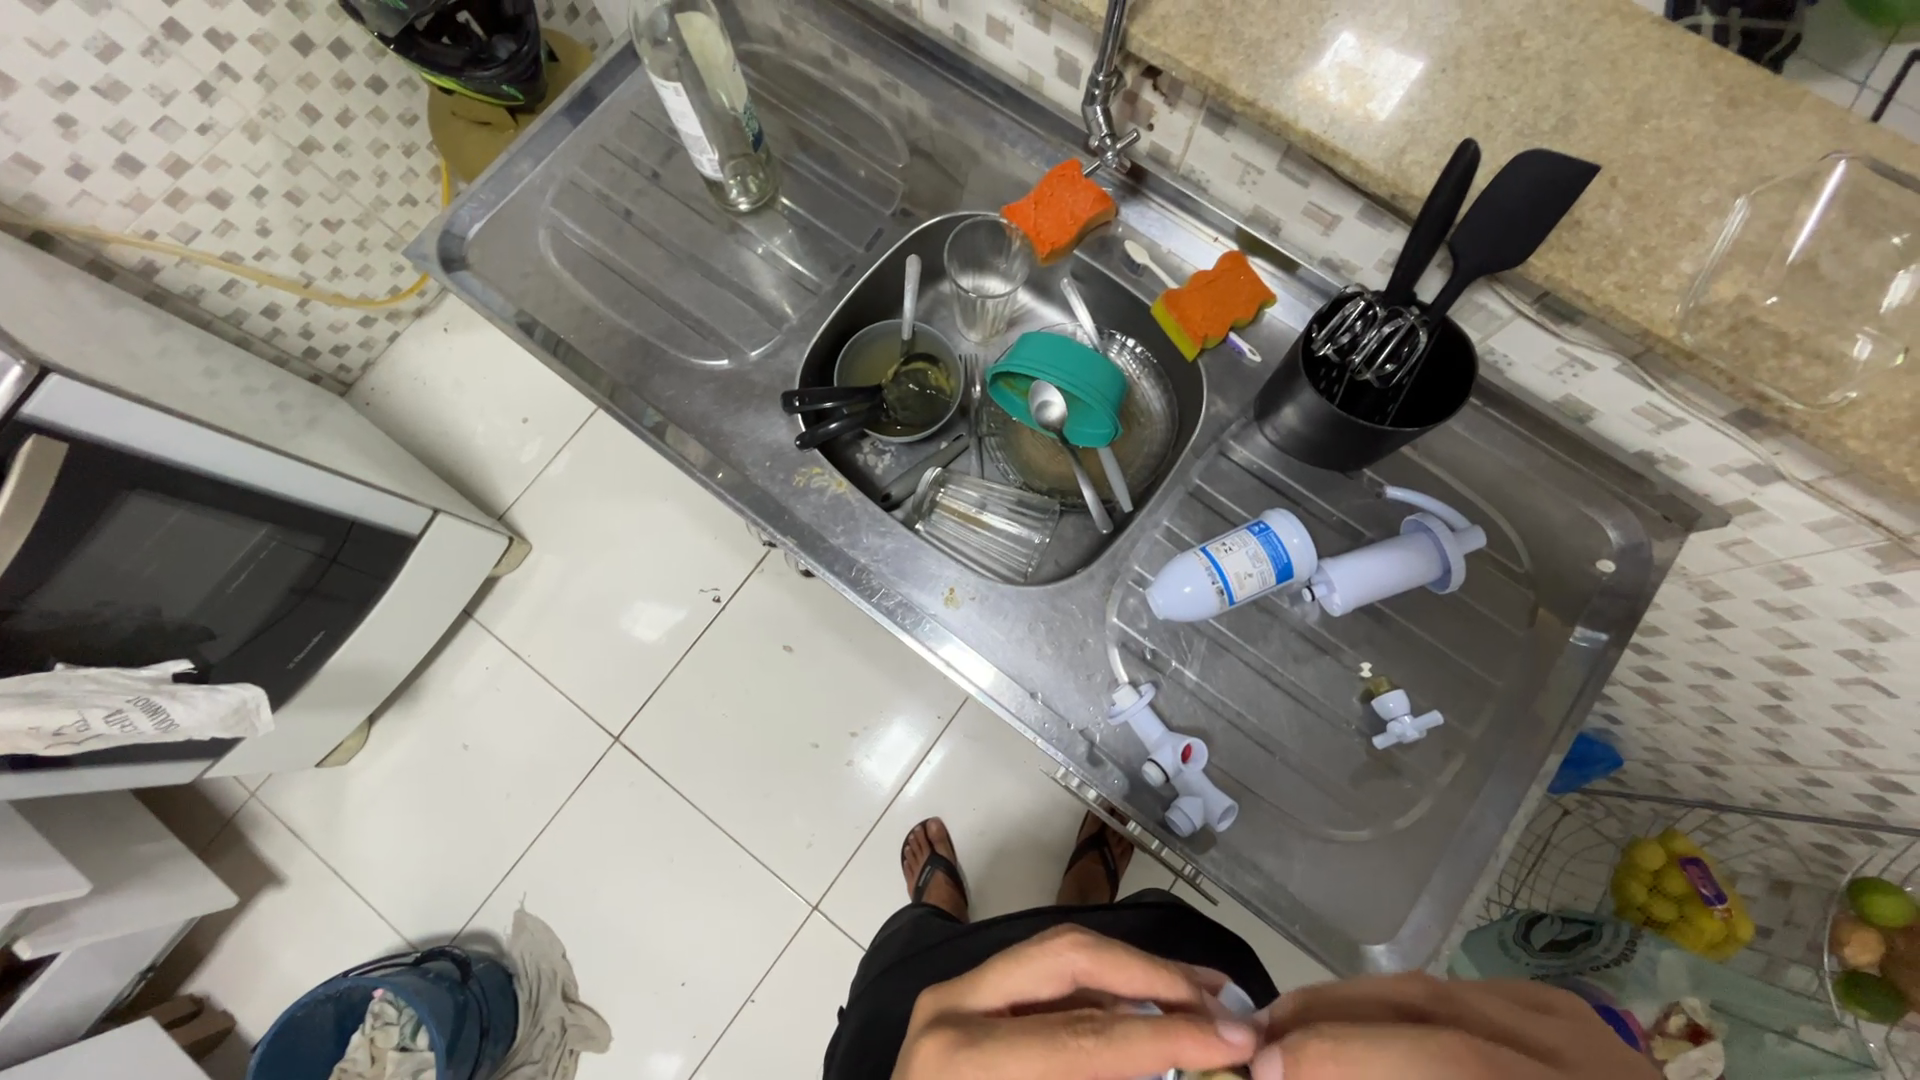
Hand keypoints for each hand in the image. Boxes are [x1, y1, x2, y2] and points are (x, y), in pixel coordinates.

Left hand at [892, 925, 1259, 1078]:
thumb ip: (1105, 1075)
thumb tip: (1176, 1063)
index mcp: (965, 1057)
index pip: (1084, 1037)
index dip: (1167, 1035)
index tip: (1237, 1039)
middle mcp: (955, 1007)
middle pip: (1069, 957)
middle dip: (1153, 975)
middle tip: (1222, 999)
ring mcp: (957, 995)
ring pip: (1059, 956)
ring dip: (1133, 973)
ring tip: (1199, 993)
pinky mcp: (968, 999)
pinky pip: (1047, 982)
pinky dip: (1103, 990)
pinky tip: (1146, 1004)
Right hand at [1250, 973, 1660, 1079]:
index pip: (1456, 1062)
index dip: (1349, 1058)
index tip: (1268, 1073)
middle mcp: (1592, 1066)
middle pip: (1440, 1011)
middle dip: (1333, 1020)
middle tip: (1258, 1043)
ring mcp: (1586, 1033)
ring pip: (1443, 989)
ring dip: (1353, 1003)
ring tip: (1289, 1024)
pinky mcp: (1570, 1017)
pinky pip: (1461, 991)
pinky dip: (1398, 1003)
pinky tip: (1358, 1020)